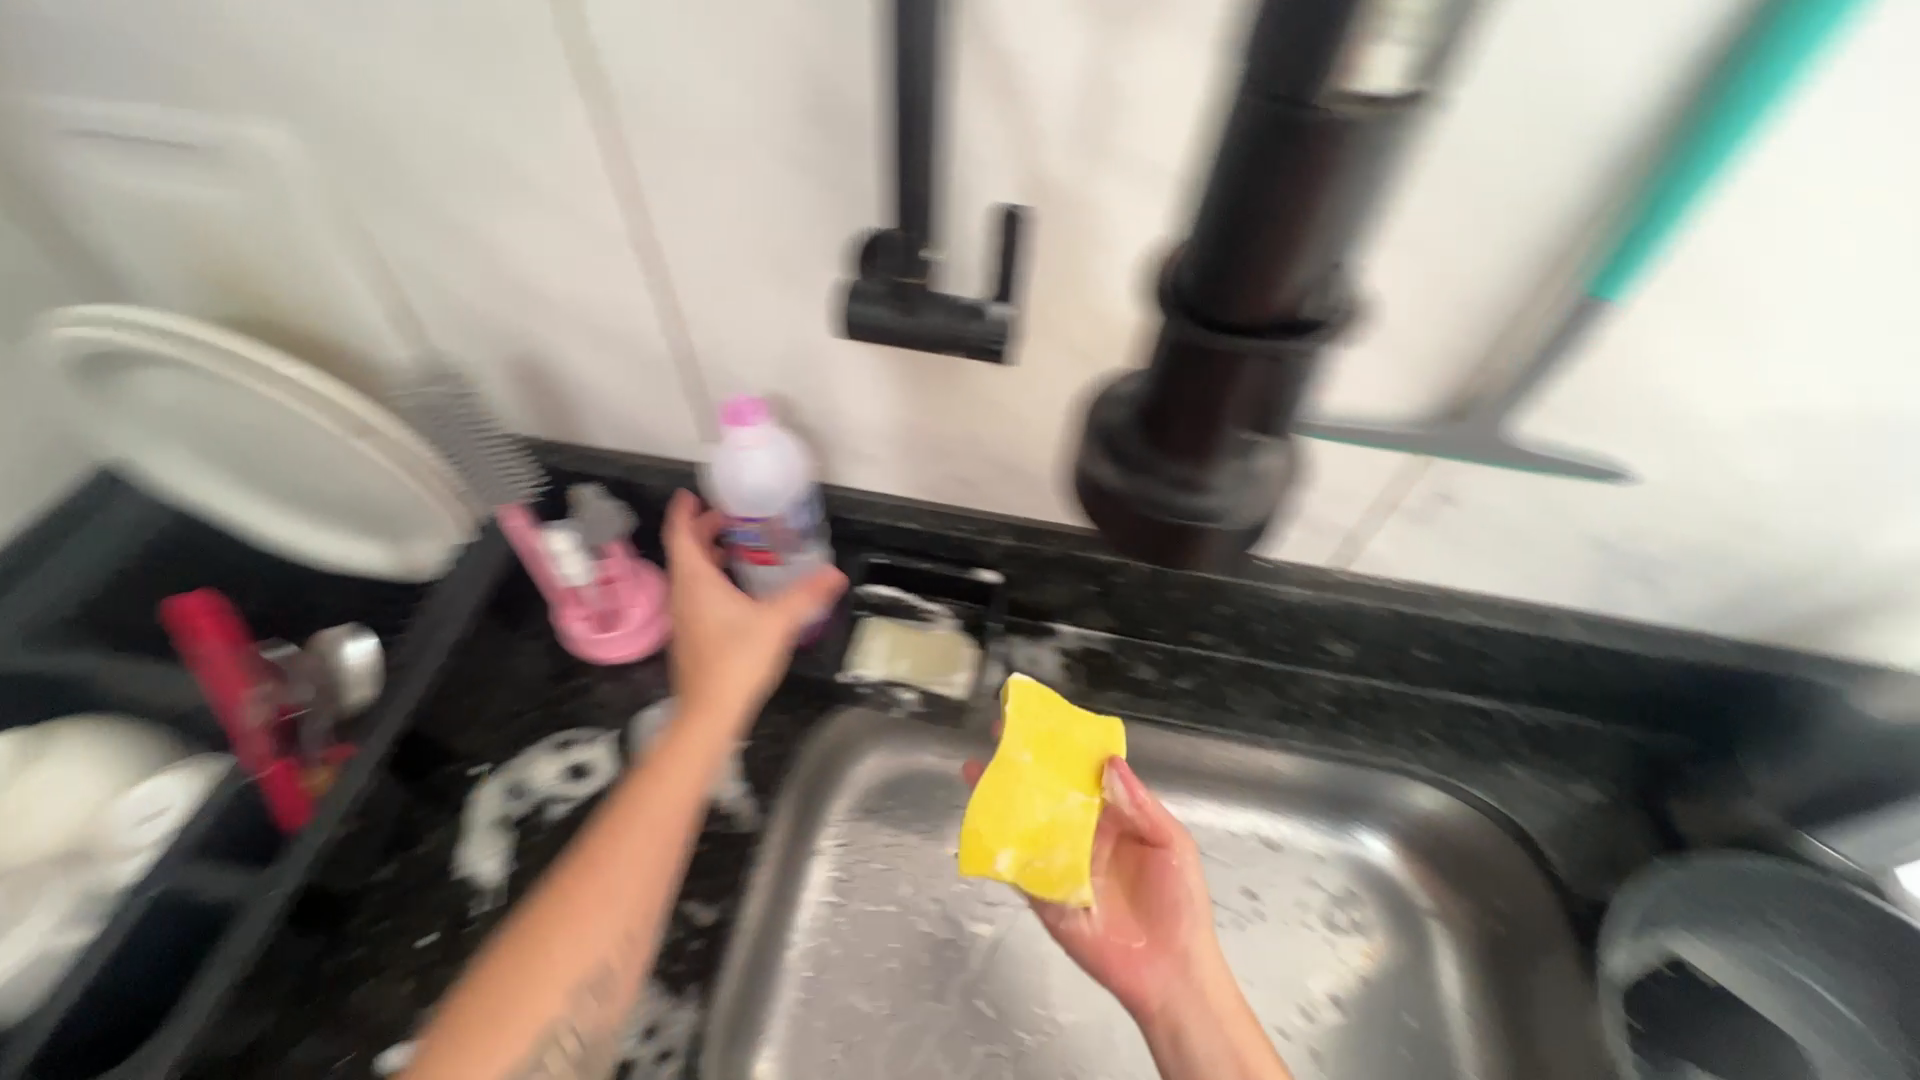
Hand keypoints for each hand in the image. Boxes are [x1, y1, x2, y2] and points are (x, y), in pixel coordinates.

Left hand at [661, 489, 846, 727]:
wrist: (710, 712)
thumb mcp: (778, 622)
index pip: (680, 535)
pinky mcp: (690, 636)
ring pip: (689, 575)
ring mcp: (683, 617)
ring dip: (706, 557)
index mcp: (696, 581)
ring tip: (735, 548)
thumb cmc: (737, 660)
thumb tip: (835, 574)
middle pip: (685, 553)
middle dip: (703, 531)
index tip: (692, 495)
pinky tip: (736, 591)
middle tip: (727, 518)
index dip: (684, 513)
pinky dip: (710, 580)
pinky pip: (695, 595)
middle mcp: (683, 595)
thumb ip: (806, 595)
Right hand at [960, 752, 1222, 1025]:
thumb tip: (1108, 761)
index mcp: (1112, 817)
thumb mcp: (1170, 842)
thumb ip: (1139, 804)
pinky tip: (981, 823)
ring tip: (974, 771)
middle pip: (1046, 795)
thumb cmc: (1179, 902)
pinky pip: (1019, 868)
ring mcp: (1060, 866)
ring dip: (1000, 800)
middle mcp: (1081, 835)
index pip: (1080, 776)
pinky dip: (1000, 848)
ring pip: (1025, 826)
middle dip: (1021, 768)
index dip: (1060, 750)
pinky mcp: (1045, 897)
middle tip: (995, 736)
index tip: (1037, 724)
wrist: (1171, 972)